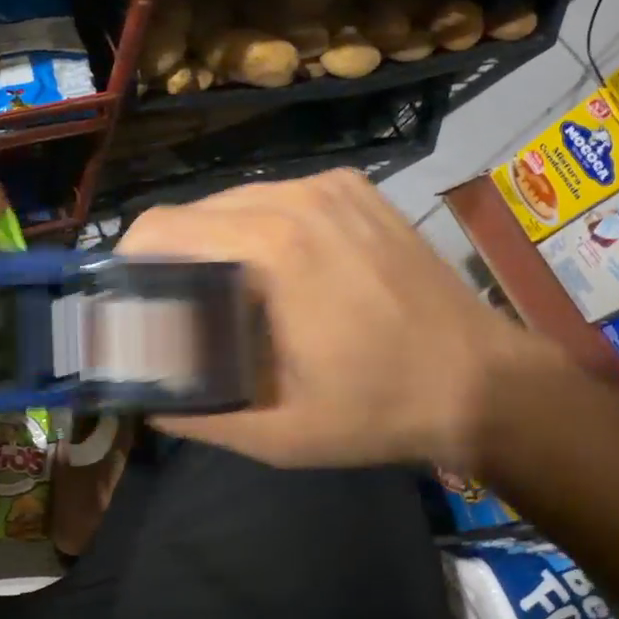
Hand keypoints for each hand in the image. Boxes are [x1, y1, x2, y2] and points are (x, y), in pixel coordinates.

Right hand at [119, 169, 568, 470]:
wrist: (491, 386)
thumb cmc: (379, 409)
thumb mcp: (278, 433)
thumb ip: (195, 413)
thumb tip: (138, 396)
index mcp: (269, 248)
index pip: (160, 227)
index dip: (129, 257)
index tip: (127, 293)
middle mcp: (292, 199)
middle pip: (192, 211)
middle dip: (171, 253)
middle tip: (176, 300)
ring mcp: (326, 185)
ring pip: (232, 199)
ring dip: (215, 238)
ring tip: (227, 286)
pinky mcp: (352, 185)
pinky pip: (276, 194)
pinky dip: (260, 223)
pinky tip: (279, 264)